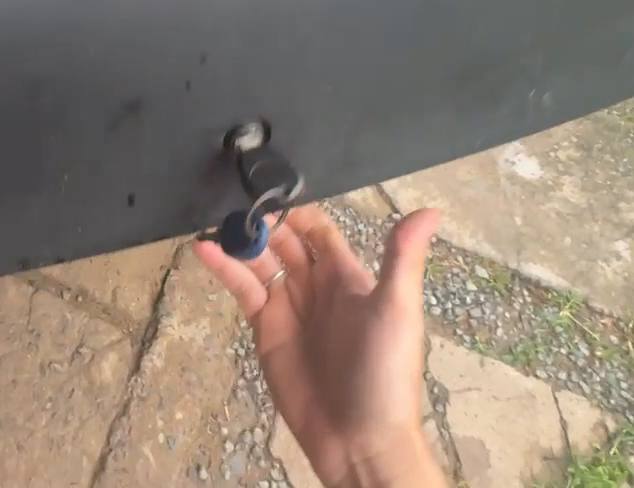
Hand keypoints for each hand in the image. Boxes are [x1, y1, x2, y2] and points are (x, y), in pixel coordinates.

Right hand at [194, 205, 447, 487]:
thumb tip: (429, 211)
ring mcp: (288, 306)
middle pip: (283, 240)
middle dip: (262, 222)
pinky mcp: (265, 328)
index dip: (296, 209)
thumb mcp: (397, 311)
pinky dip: (223, 267)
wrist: (360, 443)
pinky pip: (243, 289)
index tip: (271, 190)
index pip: (317, 229)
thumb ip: (402, 259)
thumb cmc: (384, 374)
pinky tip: (204, 248)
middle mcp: (315, 285)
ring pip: (259, 260)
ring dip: (238, 240)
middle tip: (234, 205)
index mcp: (346, 276)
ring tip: (213, 222)